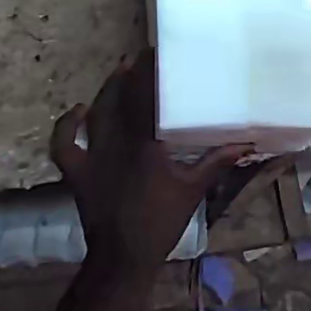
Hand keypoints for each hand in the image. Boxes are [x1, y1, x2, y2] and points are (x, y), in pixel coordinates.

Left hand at [51, 50, 249, 274]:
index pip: (146, 98)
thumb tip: (246, 144)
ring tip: (118, 70)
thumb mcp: (192, 191)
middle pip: (120, 98)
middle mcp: (116, 142)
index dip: (149, 73)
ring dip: (106, 90)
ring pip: (96, 113)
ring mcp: (93, 156)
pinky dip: (67, 125)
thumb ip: (216, 163)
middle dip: (130, 74)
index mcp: (146, 144)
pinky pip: (64, 143)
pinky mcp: (77, 171)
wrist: (123, 258)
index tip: (157, 53)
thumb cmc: (161, 223)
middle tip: (139, 56)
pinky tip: (79, 109)